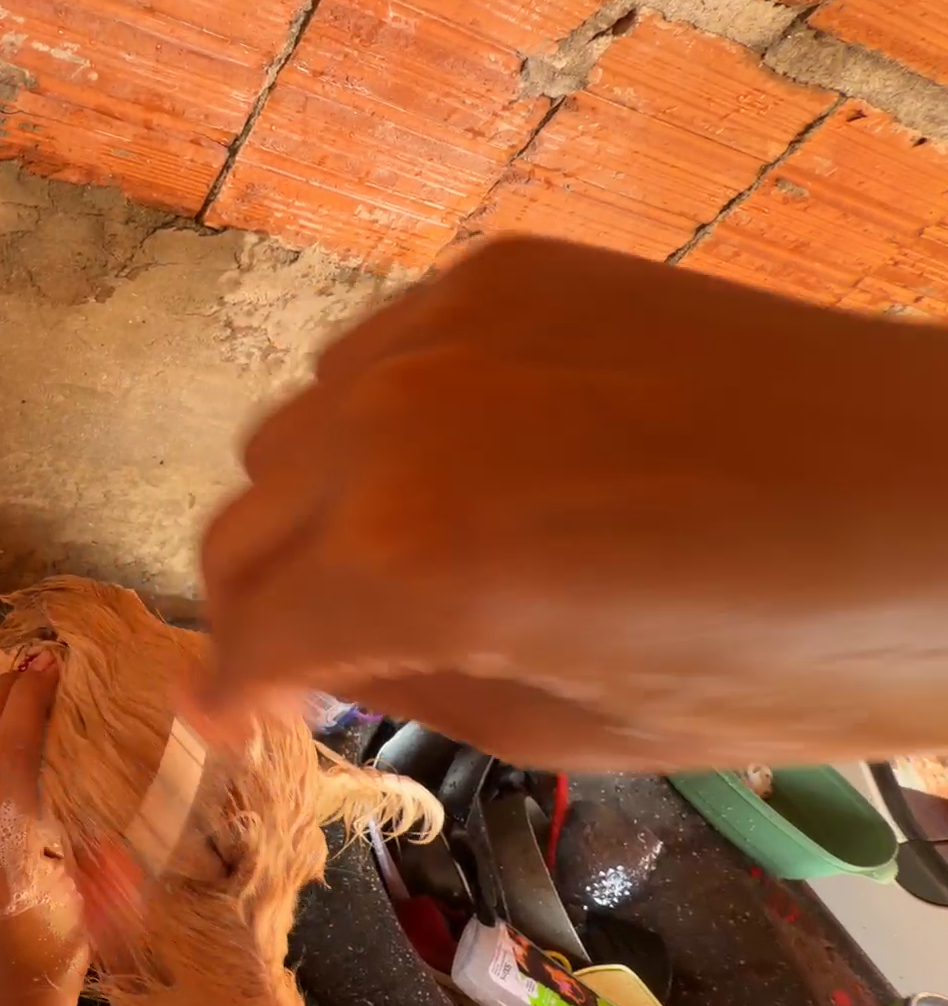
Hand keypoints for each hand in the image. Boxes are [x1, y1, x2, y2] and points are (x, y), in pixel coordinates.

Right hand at [200, 236, 947, 770]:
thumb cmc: (791, 651)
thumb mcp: (562, 727)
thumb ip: (387, 687)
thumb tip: (290, 666)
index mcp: (411, 566)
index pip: (251, 635)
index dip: (224, 687)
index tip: (213, 710)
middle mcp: (386, 434)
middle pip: (230, 532)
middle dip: (247, 604)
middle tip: (294, 638)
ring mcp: (430, 338)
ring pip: (276, 442)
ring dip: (302, 510)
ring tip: (381, 533)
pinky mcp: (480, 278)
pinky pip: (351, 365)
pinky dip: (362, 424)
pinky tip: (441, 444)